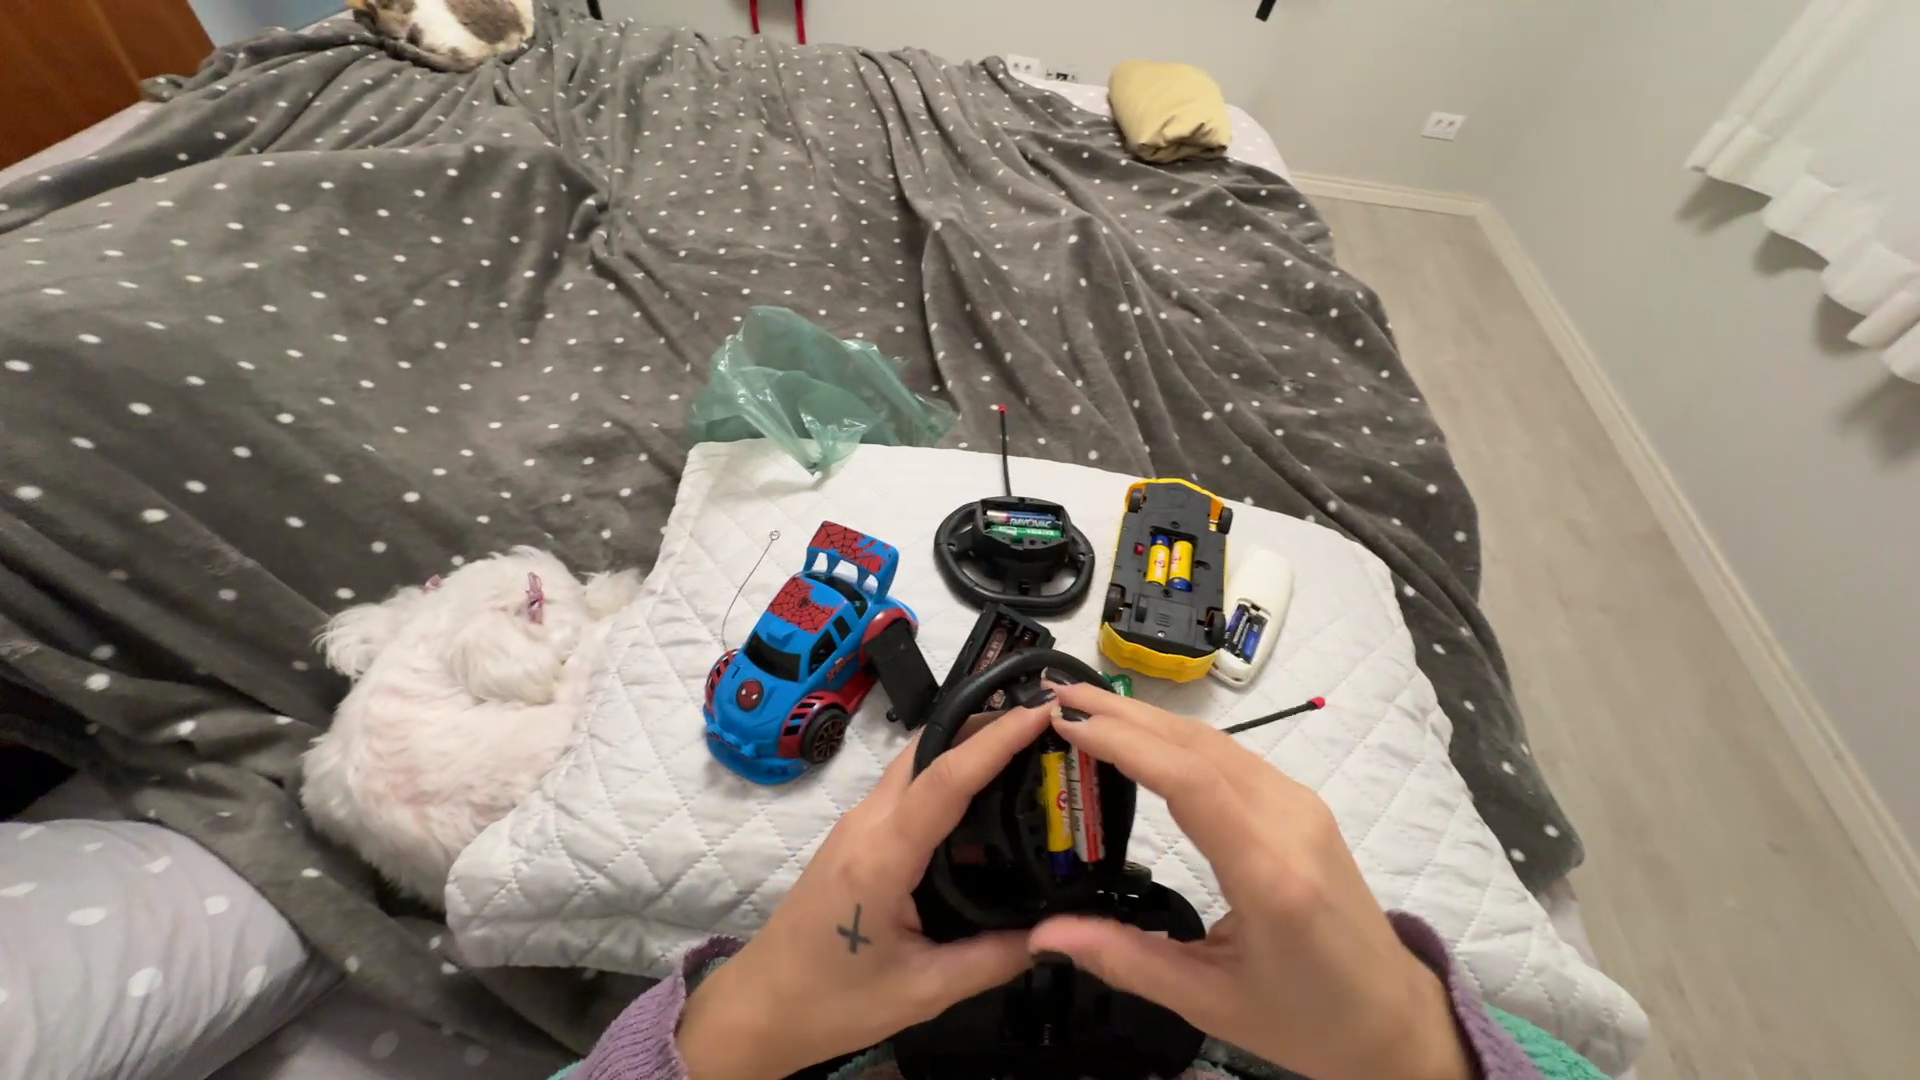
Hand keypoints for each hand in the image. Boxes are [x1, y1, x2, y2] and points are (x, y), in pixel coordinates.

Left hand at [676, 707, 1050, 1079]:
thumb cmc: (835, 1001)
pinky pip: (906, 786)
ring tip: (1023, 750)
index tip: (1041, 712)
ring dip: (963, 745)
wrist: (761, 1006)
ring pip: (914, 762)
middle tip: (1042, 724)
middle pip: (927, 750)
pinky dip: (946, 774)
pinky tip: (980, 797)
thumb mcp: (924, 991)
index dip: (996, 739)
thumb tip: (1057, 930)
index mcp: (882, 854)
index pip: (946, 778)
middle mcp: (867, 821)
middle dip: (984, 725)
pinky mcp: (856, 832)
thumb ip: (994, 958)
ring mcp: (857, 822)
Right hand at [1030, 683, 1471, 1079]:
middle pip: (1196, 745)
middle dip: (1122, 713)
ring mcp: (1299, 803)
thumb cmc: (1306, 1020)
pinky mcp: (1298, 800)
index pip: (1190, 781)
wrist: (1396, 1017)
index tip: (1067, 723)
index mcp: (1270, 875)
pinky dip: (1173, 735)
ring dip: (1146, 717)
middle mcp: (1289, 821)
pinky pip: (1228, 752)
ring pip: (1212, 740)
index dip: (1125, 742)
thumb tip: (1042, 936)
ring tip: (1086, 707)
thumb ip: (1124, 958)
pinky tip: (1139, 733)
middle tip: (1059, 696)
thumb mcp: (1209, 1003)